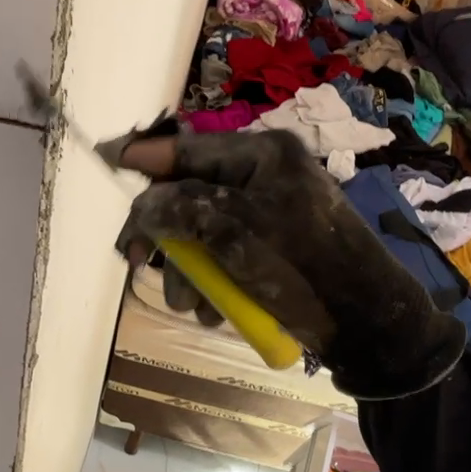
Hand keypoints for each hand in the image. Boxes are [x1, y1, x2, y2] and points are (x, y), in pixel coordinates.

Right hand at [101, 125, 464, 398]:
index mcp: (259, 156)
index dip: (142, 156)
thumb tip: (141, 205)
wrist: (366, 323)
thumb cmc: (303, 268)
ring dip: (186, 273)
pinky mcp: (266, 251)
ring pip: (197, 235)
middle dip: (164, 238)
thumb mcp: (235, 232)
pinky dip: (209, 286)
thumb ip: (181, 209)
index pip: (186, 148)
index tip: (104, 159)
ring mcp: (263, 216)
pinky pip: (219, 260)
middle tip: (136, 261)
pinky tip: (214, 310)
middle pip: (185, 196)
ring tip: (192, 304)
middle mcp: (259, 178)